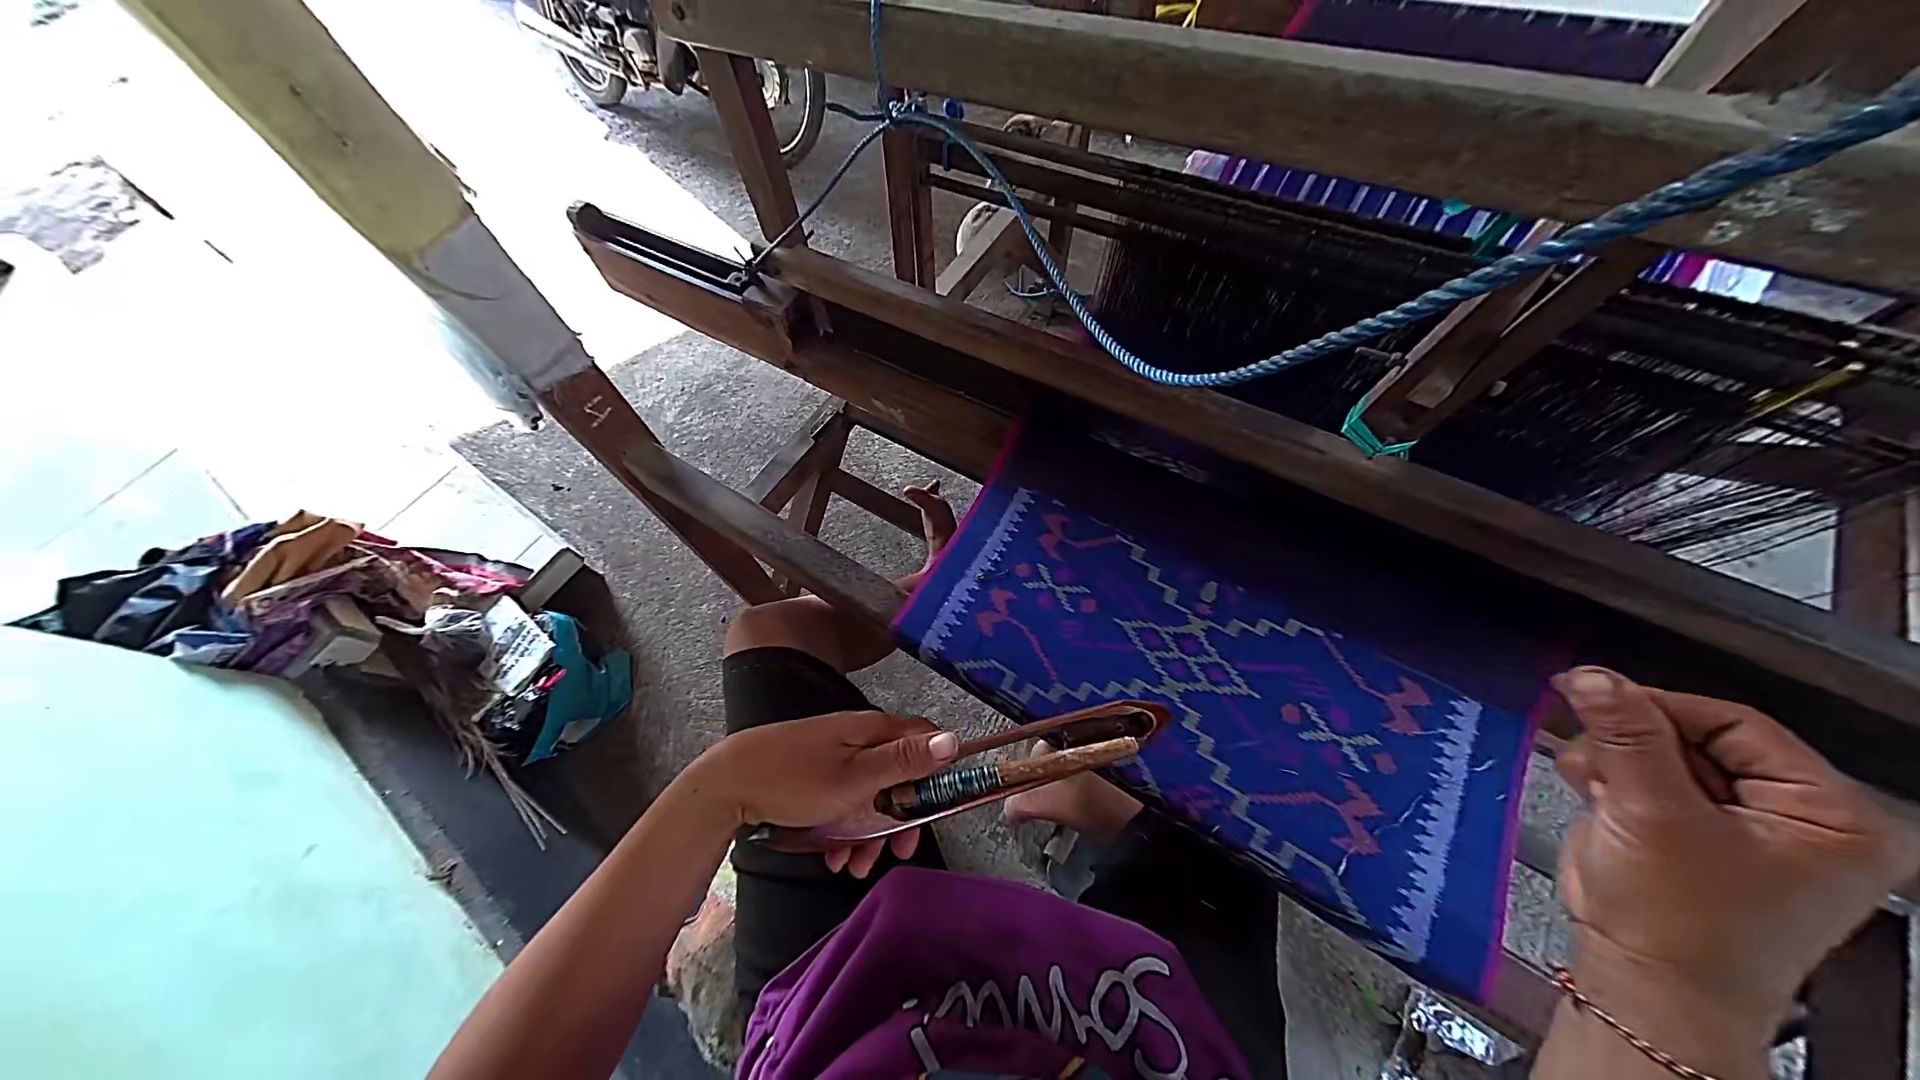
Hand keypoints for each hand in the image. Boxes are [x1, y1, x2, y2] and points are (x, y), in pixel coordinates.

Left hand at [684, 710, 960, 876]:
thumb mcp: (856, 777)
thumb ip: (905, 762)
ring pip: (872, 793)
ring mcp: (837, 755)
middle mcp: (860, 737)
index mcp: (874, 730)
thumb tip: (954, 740)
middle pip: (900, 774)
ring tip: (856, 866)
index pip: (925, 740)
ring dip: (871, 830)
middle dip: (902, 815)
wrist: (728, 782)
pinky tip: (834, 856)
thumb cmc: (796, 779)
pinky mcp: (818, 773)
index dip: (938, 773)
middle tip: (898, 851)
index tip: (937, 811)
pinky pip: (846, 800)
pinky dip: (846, 828)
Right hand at [1552, 667, 1917, 1050]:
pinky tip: (1591, 793)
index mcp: (1827, 816)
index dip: (1661, 707)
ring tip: (1590, 783)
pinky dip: (1608, 778)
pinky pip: (1643, 779)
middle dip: (1629, 741)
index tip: (1594, 696)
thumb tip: (1592, 675)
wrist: (1644, 980)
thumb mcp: (1651, 812)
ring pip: (1659, 755)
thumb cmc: (1677, 915)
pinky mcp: (1686, 833)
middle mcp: (1791, 817)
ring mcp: (1736, 827)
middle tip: (1588, 749)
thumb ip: (1624, 735)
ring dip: (1611, 760)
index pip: (1738, 724)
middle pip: (1695, 737)